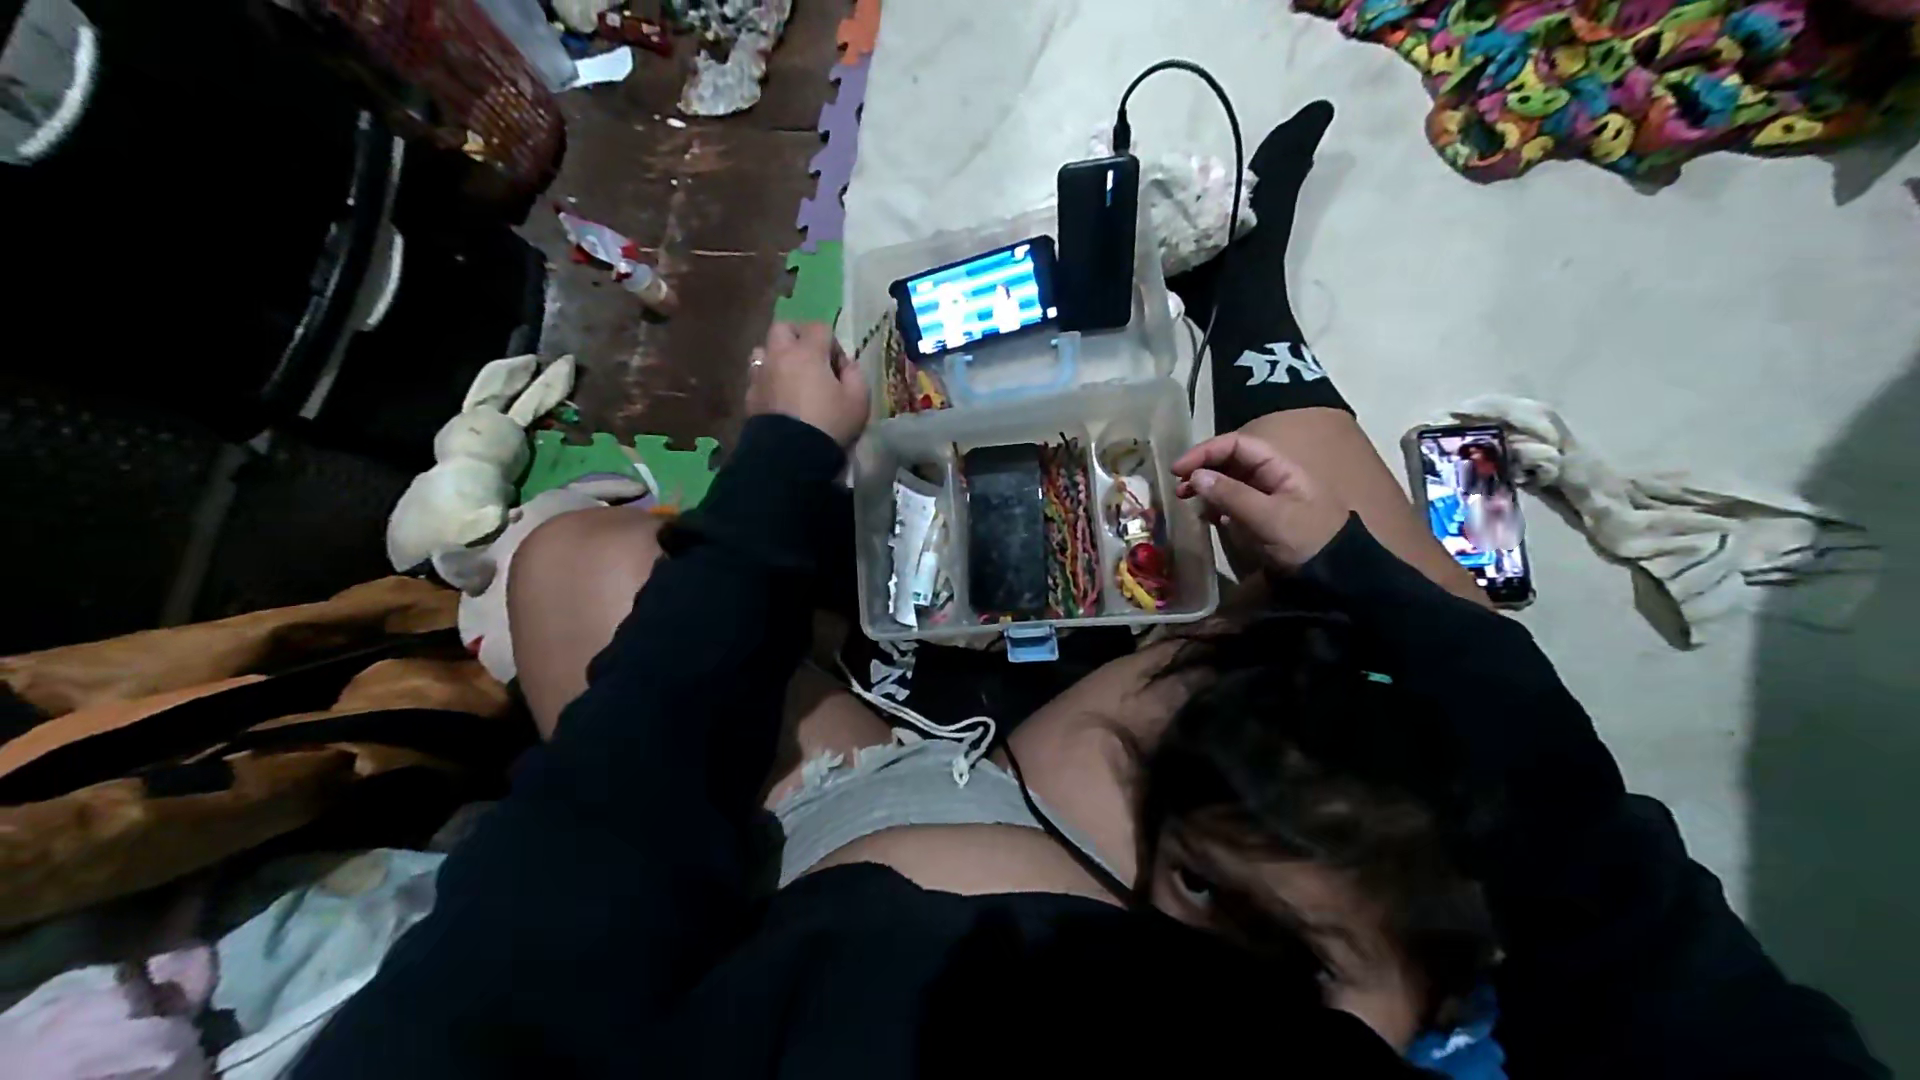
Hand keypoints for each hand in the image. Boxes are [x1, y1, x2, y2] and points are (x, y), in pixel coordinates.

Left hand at [745, 322, 869, 446]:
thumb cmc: (829, 424)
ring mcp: (760, 375)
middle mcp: (779, 355)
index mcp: (807, 352)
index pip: (820, 328)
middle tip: (812, 360)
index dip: (833, 345)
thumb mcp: (859, 400)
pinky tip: (779, 398)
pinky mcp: (750, 396)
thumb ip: (856, 375)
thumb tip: (846, 365)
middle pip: (783, 328)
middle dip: (799, 337)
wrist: (791, 456)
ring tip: (791, 377)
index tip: (840, 369)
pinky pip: (757, 378)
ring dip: (777, 357)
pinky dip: (768, 381)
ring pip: (763, 350)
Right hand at [1171, 434, 1347, 569]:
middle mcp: (1270, 475)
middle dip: (1201, 469)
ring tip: (1186, 501)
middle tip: (1179, 488)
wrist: (1336, 573)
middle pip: (1229, 461)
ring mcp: (1265, 496)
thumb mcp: (1269, 517)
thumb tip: (1195, 476)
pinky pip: (1232, 502)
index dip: (1205, 451)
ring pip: (1227, 481)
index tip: (1178, 468)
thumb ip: (1231, 495)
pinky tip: (1206, 516)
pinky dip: (1215, 505)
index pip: (1236, 445)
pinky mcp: (1260, 516)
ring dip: (1204, 487)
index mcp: (1278, 466)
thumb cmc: (1306, 540)